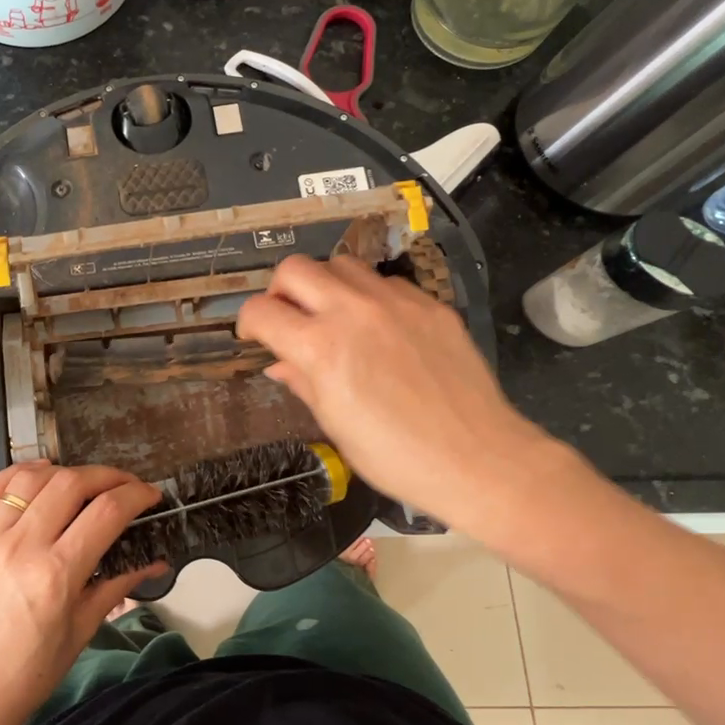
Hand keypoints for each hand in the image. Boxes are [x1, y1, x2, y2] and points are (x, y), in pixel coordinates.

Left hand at [0, 462, 166, 724]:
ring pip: (30, 479)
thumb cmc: (32, 670)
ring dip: (64, 471)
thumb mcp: (83, 629)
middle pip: (69, 484)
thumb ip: (118, 584)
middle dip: (106, 476)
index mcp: (56, 575)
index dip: (135, 495)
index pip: (105, 513)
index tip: (150, 495)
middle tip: (124, 485)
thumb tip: (156, 560)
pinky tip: (40, 474)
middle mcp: (21, 548)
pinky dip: (18, 473)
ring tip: (84, 481)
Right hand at [236, 254, 562, 530]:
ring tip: (333, 317)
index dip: (248, 323)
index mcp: (320, 348)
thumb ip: (302, 383)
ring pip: (341, 264)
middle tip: (289, 320)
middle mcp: (354, 312)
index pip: (261, 311)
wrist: (476, 459)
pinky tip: (378, 328)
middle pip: (295, 269)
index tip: (255, 337)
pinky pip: (386, 282)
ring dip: (325, 286)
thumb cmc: (394, 456)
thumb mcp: (334, 424)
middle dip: (280, 292)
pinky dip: (368, 296)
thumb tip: (280, 364)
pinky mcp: (431, 305)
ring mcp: (396, 304)